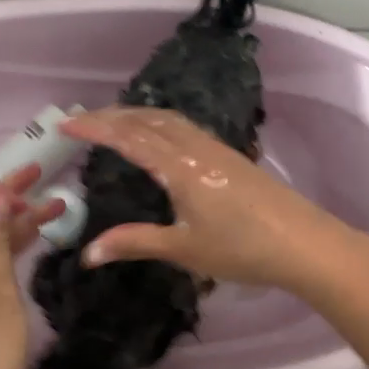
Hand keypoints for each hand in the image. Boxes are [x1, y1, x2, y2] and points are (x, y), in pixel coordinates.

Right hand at [59, 107, 368, 290]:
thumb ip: (135, 243)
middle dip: (111, 116)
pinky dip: (158, 123)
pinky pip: (184, 127)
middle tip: (80, 120)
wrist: (303, 243)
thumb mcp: (183, 249)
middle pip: (147, 120)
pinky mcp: (229, 156)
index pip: (128, 138)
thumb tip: (88, 254)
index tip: (65, 124)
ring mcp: (216, 149)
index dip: (95, 128)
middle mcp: (195, 148)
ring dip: (136, 115)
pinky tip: (158, 136)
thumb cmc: (241, 249)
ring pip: (168, 120)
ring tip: (112, 121)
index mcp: (179, 167)